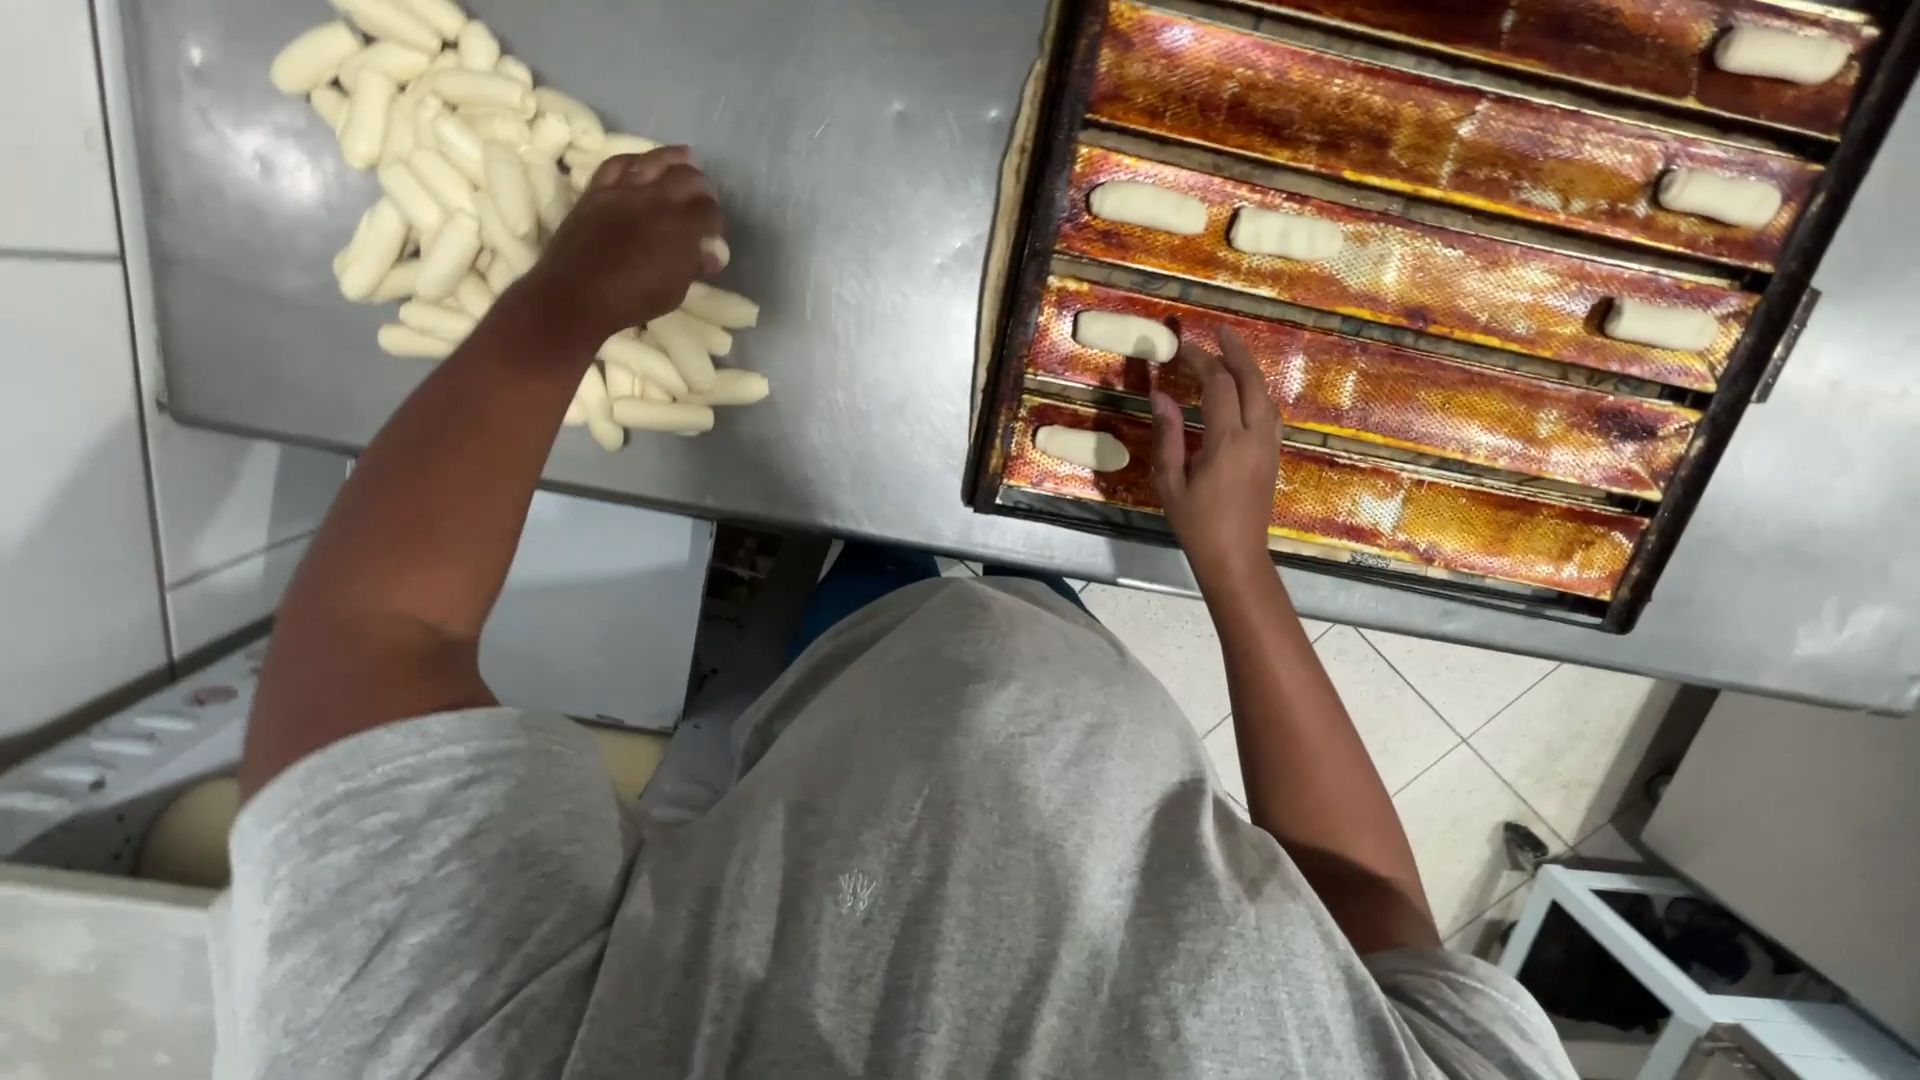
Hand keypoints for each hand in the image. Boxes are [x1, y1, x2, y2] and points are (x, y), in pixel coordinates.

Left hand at [519, 146, 723, 346]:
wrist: (579, 294)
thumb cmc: (634, 300)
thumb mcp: (675, 291)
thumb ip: (693, 266)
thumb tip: (709, 255)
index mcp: (681, 227)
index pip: (709, 211)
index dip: (716, 220)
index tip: (714, 231)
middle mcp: (656, 200)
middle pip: (688, 178)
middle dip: (702, 186)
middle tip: (705, 195)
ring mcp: (625, 191)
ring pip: (654, 160)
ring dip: (674, 158)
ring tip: (685, 157)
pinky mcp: (598, 190)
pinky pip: (617, 163)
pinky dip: (634, 160)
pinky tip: (642, 162)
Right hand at [1150, 324, 1281, 590]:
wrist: (1236, 556)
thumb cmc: (1197, 523)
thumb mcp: (1170, 481)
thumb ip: (1168, 435)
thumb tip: (1161, 395)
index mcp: (1227, 441)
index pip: (1218, 385)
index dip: (1200, 360)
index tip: (1181, 347)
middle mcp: (1255, 436)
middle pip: (1251, 381)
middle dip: (1235, 352)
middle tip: (1218, 330)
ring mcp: (1269, 446)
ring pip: (1266, 395)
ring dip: (1249, 370)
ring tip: (1230, 354)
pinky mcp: (1273, 456)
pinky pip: (1269, 412)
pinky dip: (1257, 391)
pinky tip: (1244, 391)